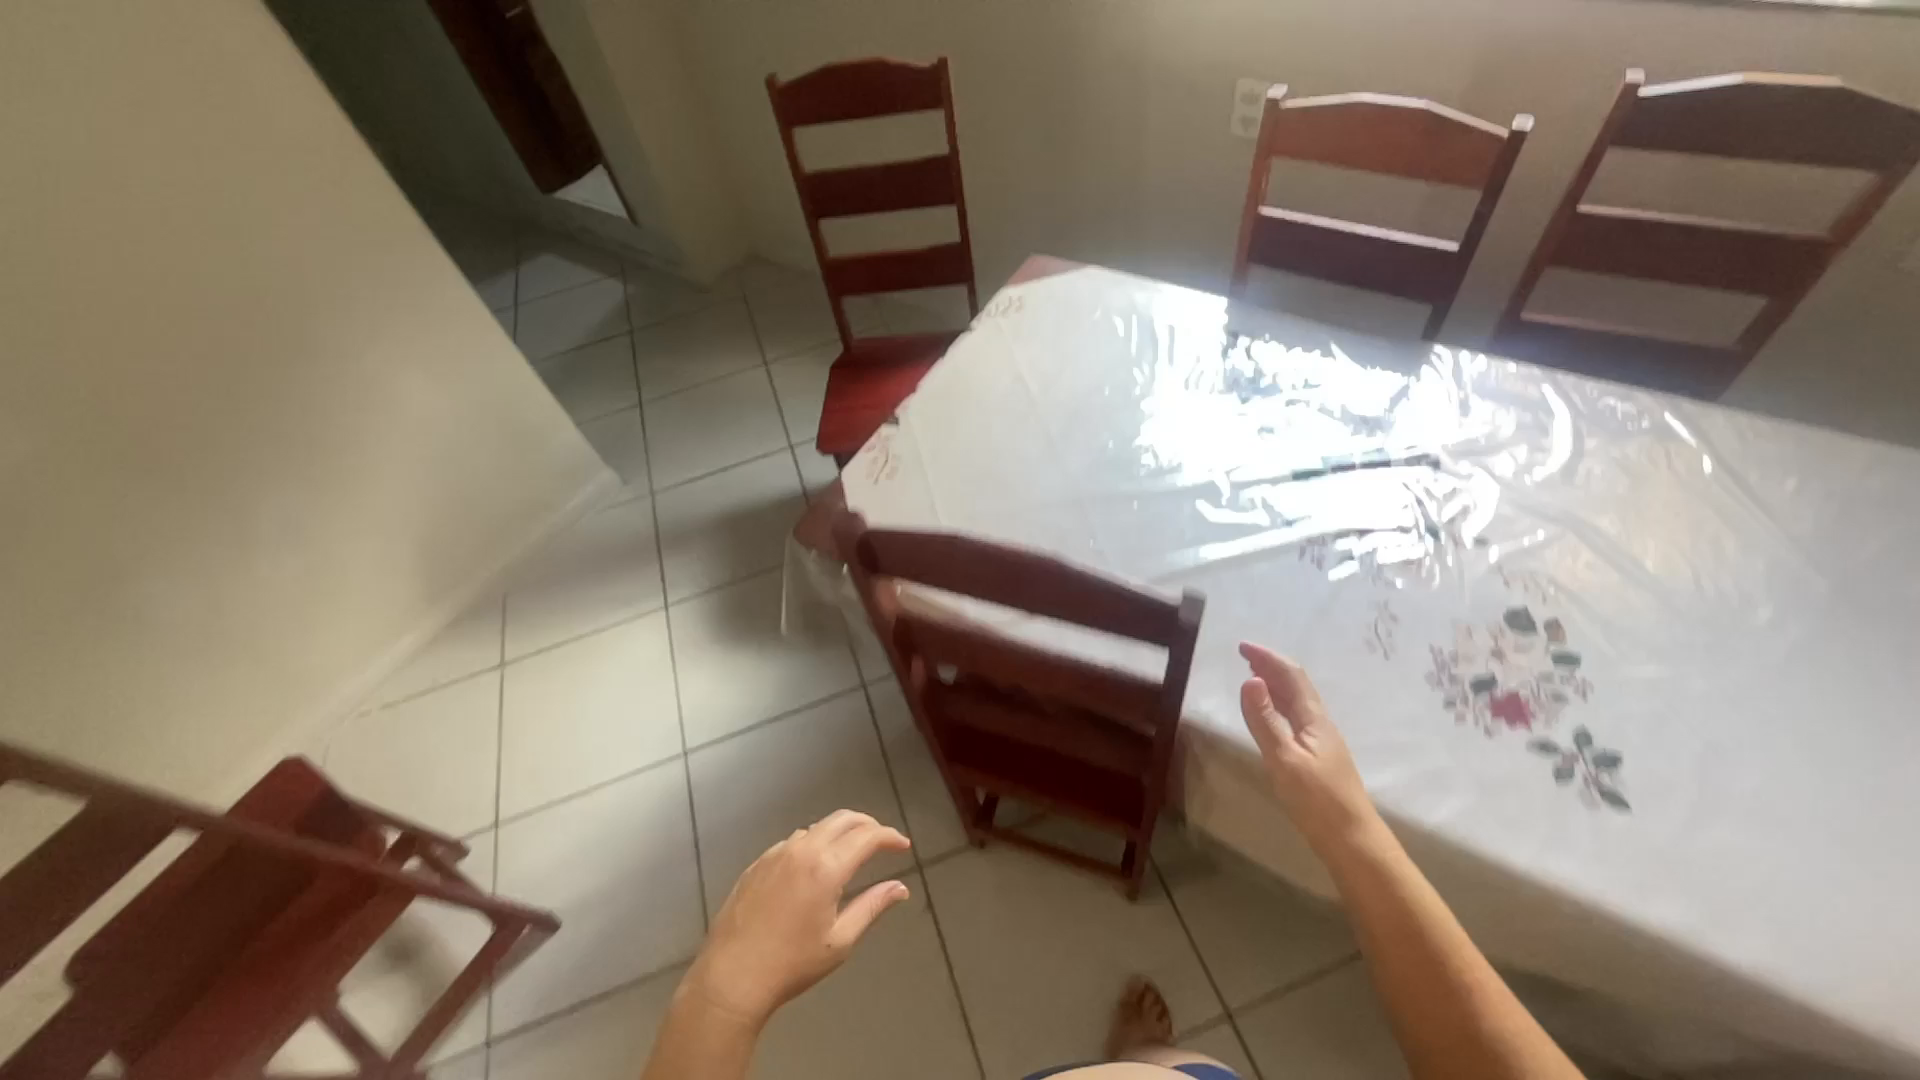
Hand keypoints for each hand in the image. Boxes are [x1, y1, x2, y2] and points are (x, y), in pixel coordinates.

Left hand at [684, 810, 911, 1026]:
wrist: (731, 978)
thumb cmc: (792, 964)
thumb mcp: (840, 940)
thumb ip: (872, 906)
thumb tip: (900, 888)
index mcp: (826, 867)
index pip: (867, 836)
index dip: (889, 837)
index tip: (903, 845)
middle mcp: (802, 850)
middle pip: (842, 819)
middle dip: (867, 824)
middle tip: (881, 841)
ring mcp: (775, 854)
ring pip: (816, 828)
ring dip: (838, 832)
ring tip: (850, 853)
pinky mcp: (757, 864)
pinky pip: (792, 842)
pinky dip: (812, 844)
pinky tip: (812, 867)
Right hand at [1237, 642, 1381, 853]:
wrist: (1351, 839)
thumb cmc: (1317, 799)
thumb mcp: (1284, 759)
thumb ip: (1265, 720)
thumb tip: (1250, 680)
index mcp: (1313, 719)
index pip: (1291, 676)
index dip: (1268, 657)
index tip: (1242, 646)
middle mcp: (1319, 724)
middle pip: (1296, 685)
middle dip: (1271, 666)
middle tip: (1244, 656)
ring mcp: (1320, 741)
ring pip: (1296, 701)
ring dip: (1275, 684)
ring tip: (1253, 677)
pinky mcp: (1316, 758)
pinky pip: (1294, 718)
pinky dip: (1278, 705)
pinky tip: (1271, 716)